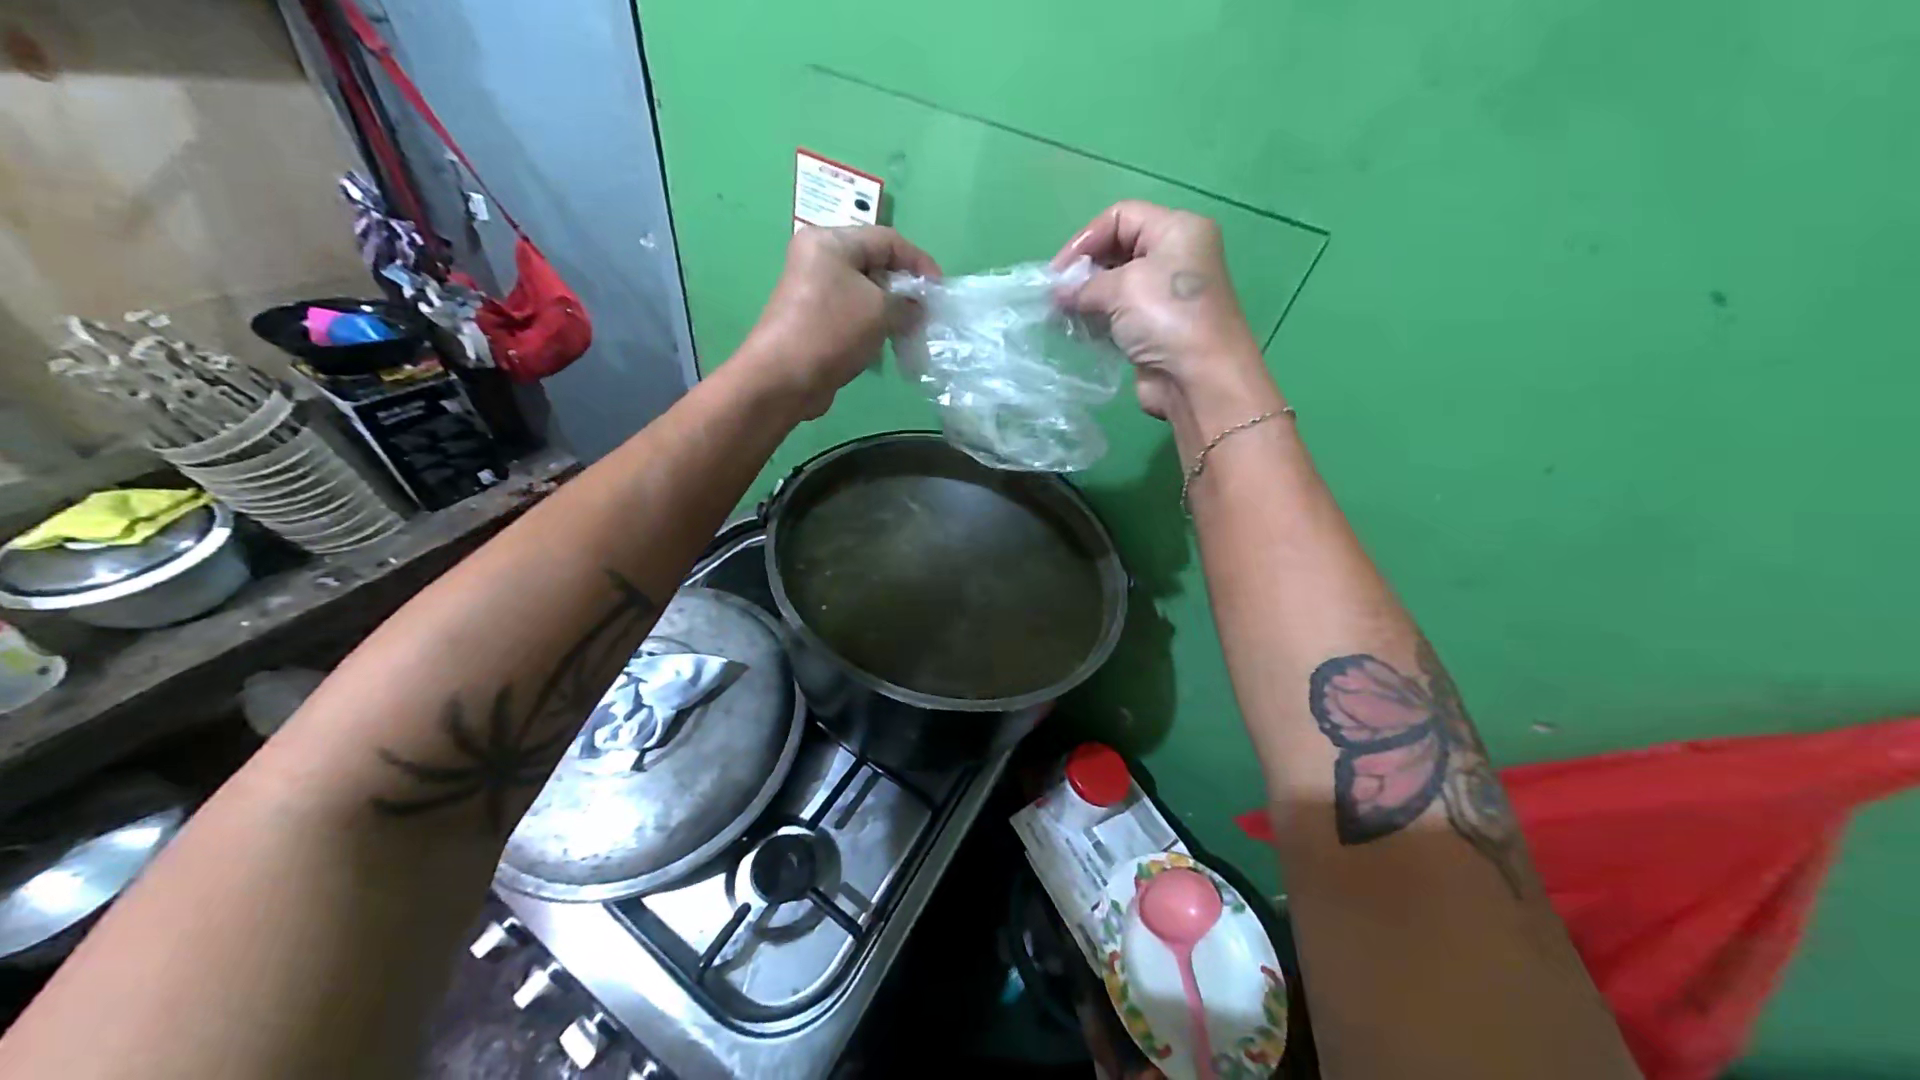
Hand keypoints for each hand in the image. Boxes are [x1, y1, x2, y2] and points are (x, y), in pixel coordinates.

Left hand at [739, 225, 940, 418]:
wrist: (784, 378)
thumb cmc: (833, 331)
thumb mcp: (881, 310)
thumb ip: (907, 303)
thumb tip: (916, 308)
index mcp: (830, 241)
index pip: (887, 240)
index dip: (919, 261)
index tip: (939, 290)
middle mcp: (819, 258)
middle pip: (875, 263)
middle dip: (905, 286)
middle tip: (927, 312)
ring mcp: (814, 289)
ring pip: (865, 290)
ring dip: (891, 308)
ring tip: (911, 330)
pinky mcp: (814, 317)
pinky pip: (853, 311)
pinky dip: (874, 322)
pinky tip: (888, 341)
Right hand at [1053, 201, 1276, 424]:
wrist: (1198, 379)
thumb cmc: (1165, 317)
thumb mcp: (1121, 287)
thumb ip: (1084, 285)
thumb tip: (1058, 294)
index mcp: (1177, 230)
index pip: (1121, 216)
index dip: (1085, 239)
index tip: (1058, 271)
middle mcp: (1176, 257)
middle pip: (1118, 249)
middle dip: (1084, 270)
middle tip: (1057, 294)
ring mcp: (1166, 296)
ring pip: (1116, 285)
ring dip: (1087, 298)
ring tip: (1061, 314)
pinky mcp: (1156, 328)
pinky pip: (1120, 314)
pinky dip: (1098, 319)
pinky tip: (1078, 330)